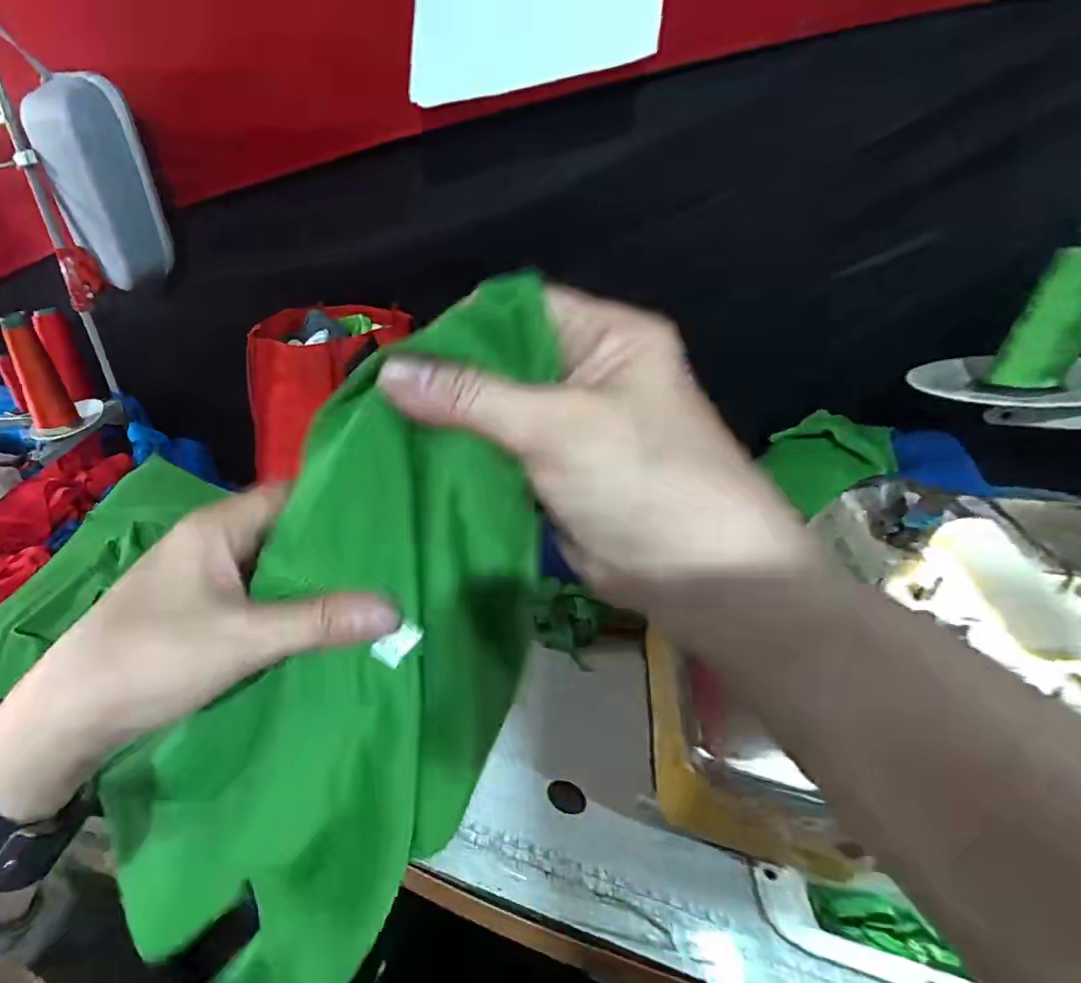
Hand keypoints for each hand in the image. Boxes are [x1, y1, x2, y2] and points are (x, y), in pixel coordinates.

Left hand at [0, 486, 399, 820]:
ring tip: (368, 595)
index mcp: (214, 528)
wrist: (73, 713)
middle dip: (330, 551)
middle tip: (388, 566)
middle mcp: (208, 543)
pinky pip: (253, 601)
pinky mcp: (196, 614)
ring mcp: (200, 581)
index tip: (385, 519)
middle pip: (281, 534)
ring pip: (268, 572)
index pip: (287, 495)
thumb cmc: (154, 657)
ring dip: (308, 585)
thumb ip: (317, 621)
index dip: (334, 503)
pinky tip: (320, 629)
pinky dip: (284, 611)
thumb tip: (395, 610)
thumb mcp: (243, 637)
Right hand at [377, 284, 811, 610]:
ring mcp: (567, 429)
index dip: (463, 325)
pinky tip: (417, 464)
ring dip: (450, 424)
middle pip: (501, 362)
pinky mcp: (551, 476)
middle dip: (447, 380)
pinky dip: (463, 460)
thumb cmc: (643, 481)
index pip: (520, 308)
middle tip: (382, 400)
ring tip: (385, 430)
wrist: (698, 578)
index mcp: (606, 338)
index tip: (405, 358)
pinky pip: (497, 456)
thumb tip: (389, 373)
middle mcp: (586, 374)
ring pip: (494, 414)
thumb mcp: (557, 426)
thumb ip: (472, 398)